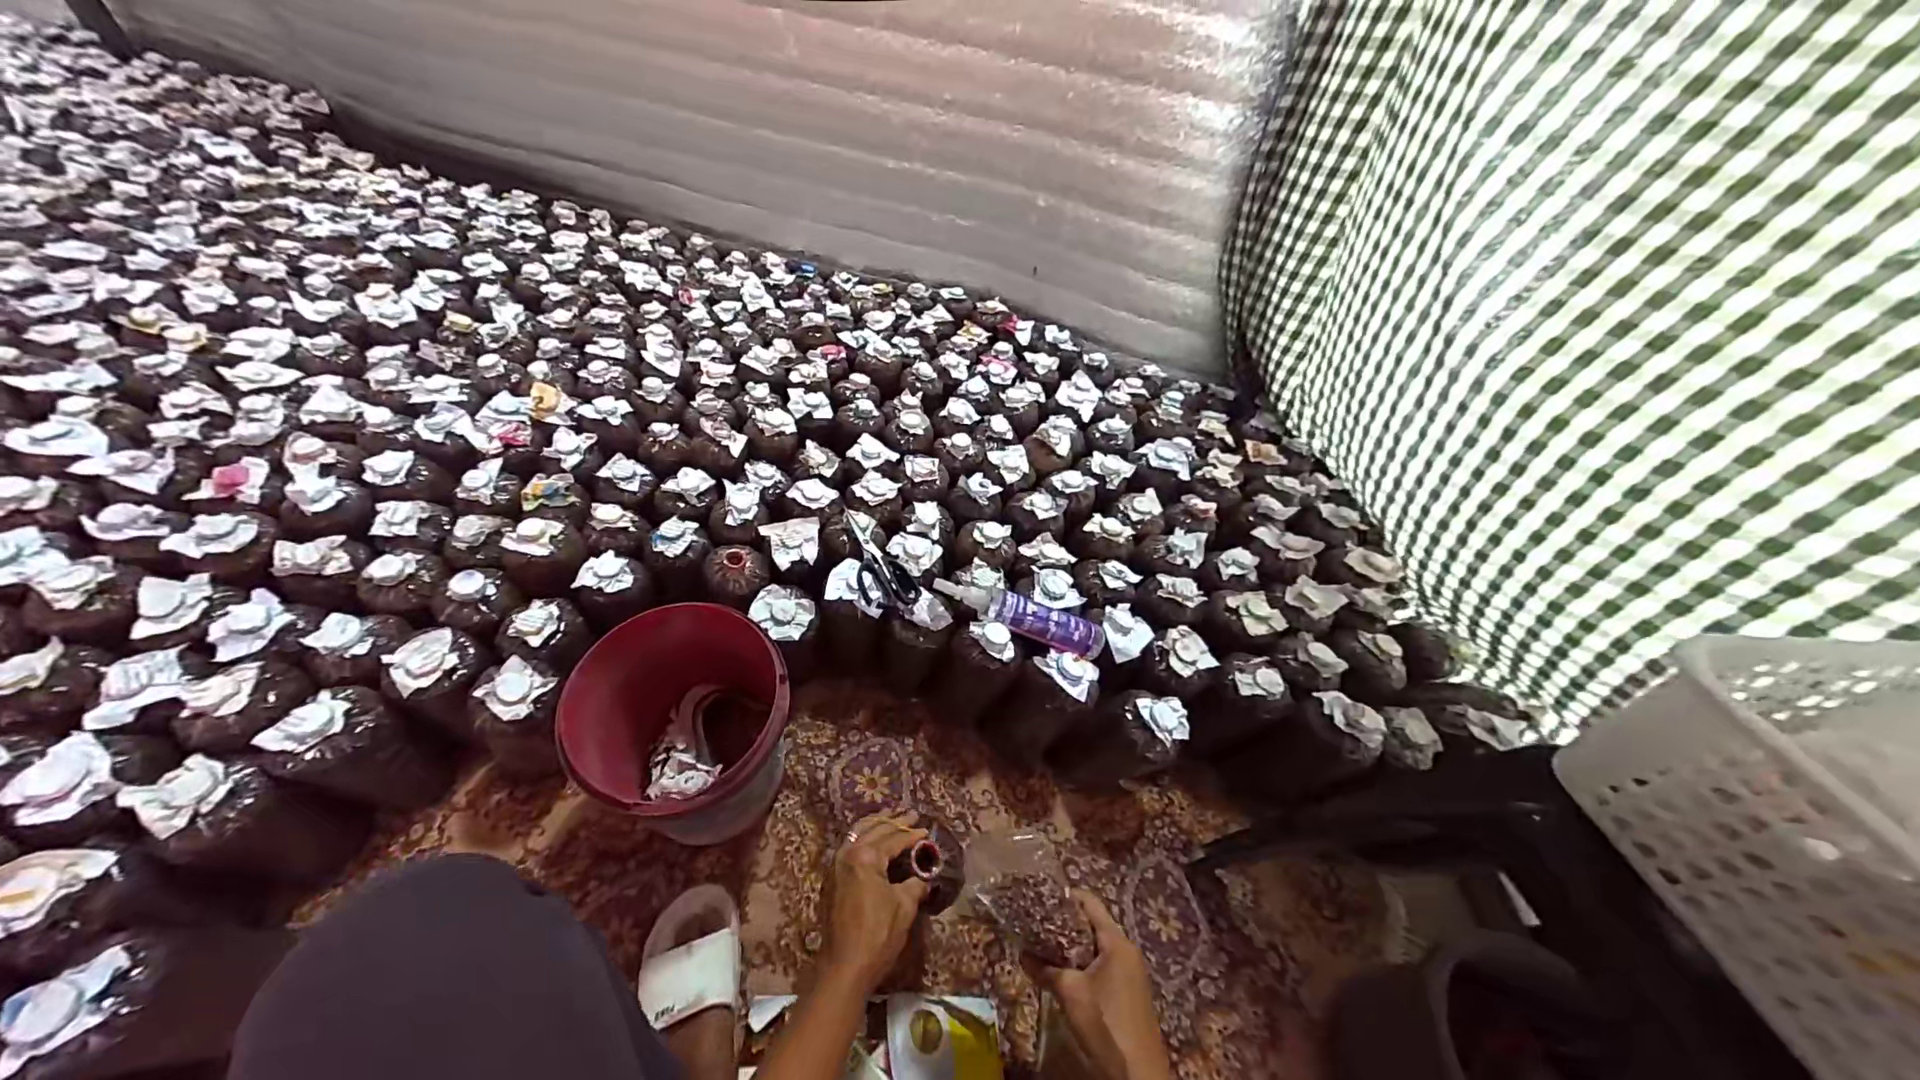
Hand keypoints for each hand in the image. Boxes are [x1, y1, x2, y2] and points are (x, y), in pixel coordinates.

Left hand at [821, 810, 928, 993]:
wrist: (844, 967)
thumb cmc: (877, 935)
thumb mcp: (904, 907)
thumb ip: (915, 885)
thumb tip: (923, 878)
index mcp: (866, 857)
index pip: (893, 838)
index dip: (912, 834)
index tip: (926, 830)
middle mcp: (847, 854)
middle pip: (873, 830)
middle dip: (892, 821)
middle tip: (909, 813)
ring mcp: (836, 866)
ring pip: (856, 834)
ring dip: (875, 824)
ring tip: (889, 816)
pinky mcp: (831, 880)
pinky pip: (848, 847)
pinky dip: (862, 837)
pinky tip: (871, 839)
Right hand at [1037, 891, 1171, 1079]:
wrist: (1138, 1075)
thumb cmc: (1106, 1023)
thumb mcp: (1070, 993)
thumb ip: (1045, 969)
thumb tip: (1021, 954)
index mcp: (1117, 942)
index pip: (1090, 902)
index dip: (1065, 896)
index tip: (1039, 897)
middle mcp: (1126, 950)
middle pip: (1092, 923)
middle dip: (1063, 923)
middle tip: (1035, 923)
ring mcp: (1128, 971)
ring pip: (1094, 946)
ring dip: (1070, 945)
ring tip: (1041, 945)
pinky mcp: (1126, 991)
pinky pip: (1100, 964)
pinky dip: (1080, 962)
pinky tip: (1060, 971)